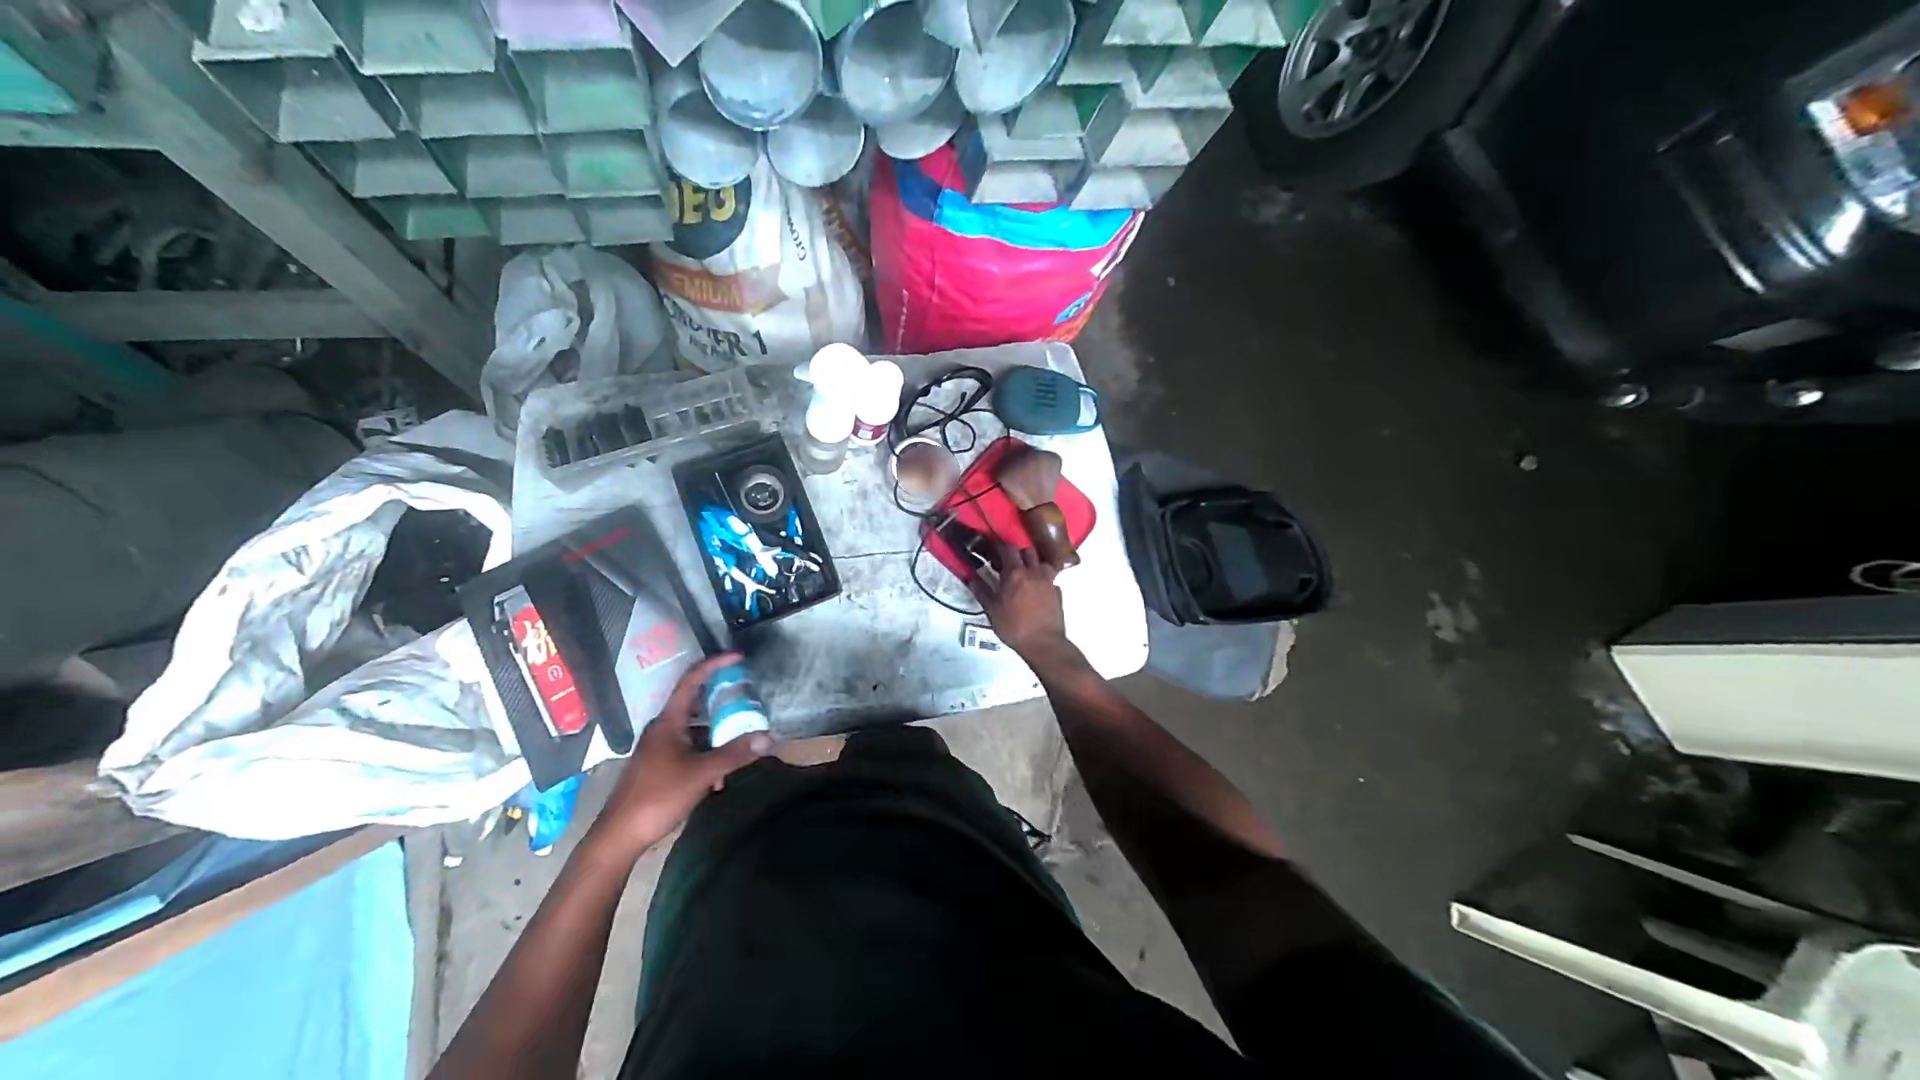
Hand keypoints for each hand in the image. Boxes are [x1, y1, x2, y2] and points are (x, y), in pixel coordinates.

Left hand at [584, 653, 773, 861]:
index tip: (739, 658)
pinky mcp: (659, 766)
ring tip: (742, 738)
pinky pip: (690, 748)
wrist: (620, 836)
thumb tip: (769, 737)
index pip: (691, 681)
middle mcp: (662, 728)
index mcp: (668, 721)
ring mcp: (659, 748)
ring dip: (717, 732)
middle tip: (749, 697)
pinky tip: (720, 776)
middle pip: (696, 703)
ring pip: (695, 729)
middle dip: (723, 699)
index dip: (714, 665)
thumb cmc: (658, 796)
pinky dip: (708, 753)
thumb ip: (735, 754)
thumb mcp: (702, 774)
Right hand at [971, 540, 1075, 666]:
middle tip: (1008, 562)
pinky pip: (1051, 580)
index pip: (1007, 549)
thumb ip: (982, 591)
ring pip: (1042, 563)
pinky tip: (1037, 591)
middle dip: (1017, 553)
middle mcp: (1034, 572)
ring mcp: (1049, 581)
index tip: (992, 546)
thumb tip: (971, 578)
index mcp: (1016, 573)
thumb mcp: (992, 610)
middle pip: (1027, 551)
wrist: (1043, 643)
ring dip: (1033, 564)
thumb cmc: (1014, 626)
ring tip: (1025, 574)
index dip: (999, 545)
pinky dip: (1043, 581)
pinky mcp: (1058, 593)